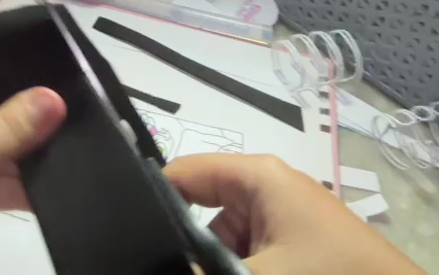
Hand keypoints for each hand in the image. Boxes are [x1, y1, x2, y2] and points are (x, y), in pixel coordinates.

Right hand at [165, 154, 423, 274]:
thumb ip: (200, 265)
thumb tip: (162, 260)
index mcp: (258, 176)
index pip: (184, 173)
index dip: (154, 200)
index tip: (133, 232)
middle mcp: (270, 191)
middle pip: (205, 215)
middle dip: (190, 246)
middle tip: (171, 264)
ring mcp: (290, 226)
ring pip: (229, 244)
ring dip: (217, 264)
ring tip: (199, 270)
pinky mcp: (305, 256)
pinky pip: (256, 260)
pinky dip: (242, 272)